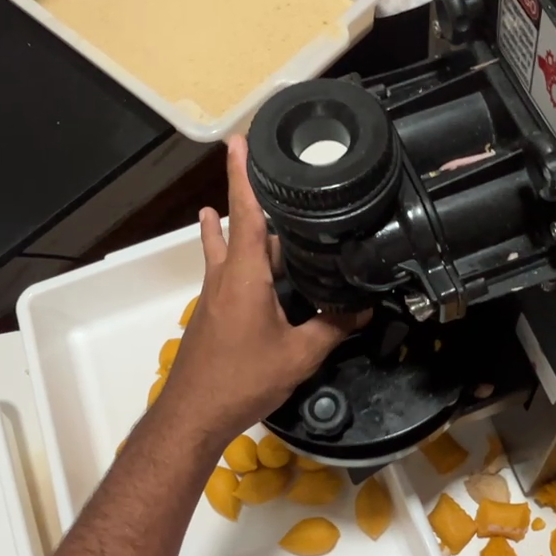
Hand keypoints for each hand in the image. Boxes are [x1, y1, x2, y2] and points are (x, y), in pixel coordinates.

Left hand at [153, 135, 361, 449]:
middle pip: (241, 228)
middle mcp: (226, 277)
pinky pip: (229, 274)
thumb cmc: (243, 379)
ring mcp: (215, 295)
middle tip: (281, 185)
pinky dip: (241, 261)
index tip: (238, 142)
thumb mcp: (299, 355)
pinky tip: (250, 271)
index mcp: (245, 275)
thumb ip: (332, 328)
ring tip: (236, 208)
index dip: (243, 176)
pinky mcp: (213, 313)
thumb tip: (361, 310)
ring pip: (229, 250)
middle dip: (257, 204)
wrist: (194, 414)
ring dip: (238, 229)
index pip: (246, 213)